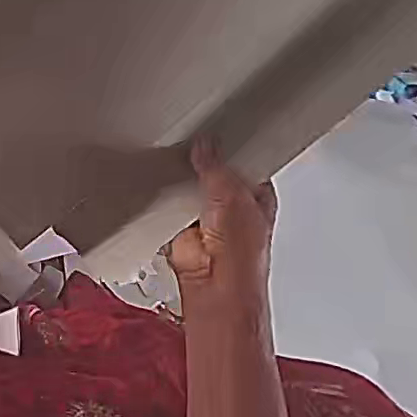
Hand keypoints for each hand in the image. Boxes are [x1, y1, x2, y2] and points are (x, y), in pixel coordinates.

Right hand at [166, 140, 276, 316]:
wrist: (215, 287)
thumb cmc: (243, 254)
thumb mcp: (232, 194)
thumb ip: (216, 166)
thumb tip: (205, 144)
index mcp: (255, 194)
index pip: (242, 161)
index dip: (229, 146)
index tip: (214, 130)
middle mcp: (232, 204)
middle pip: (212, 172)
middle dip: (200, 163)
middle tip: (189, 145)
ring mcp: (206, 215)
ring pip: (189, 187)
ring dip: (181, 182)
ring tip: (172, 164)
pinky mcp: (181, 226)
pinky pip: (169, 205)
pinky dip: (164, 199)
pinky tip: (160, 187)